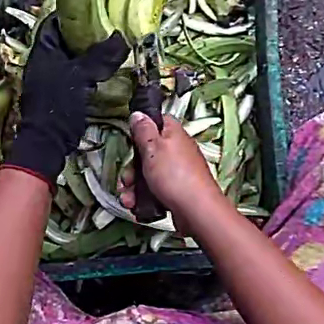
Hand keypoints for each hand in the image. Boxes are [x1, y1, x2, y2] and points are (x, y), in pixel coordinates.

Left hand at [2, 20, 128, 181]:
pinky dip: (88, 71)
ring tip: (110, 47)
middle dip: (84, 35)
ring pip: (71, 59)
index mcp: (42, 51)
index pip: (53, 23)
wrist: (48, 142)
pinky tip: (105, 71)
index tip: (92, 9)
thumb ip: (101, 56)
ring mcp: (50, 79)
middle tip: (107, 28)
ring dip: (87, 54)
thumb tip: (122, 37)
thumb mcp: (81, 75)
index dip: (70, 14)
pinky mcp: (59, 94)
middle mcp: (44, 62)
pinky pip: (75, 75)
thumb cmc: (58, 104)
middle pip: (64, 40)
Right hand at [122, 110, 228, 228]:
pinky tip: (137, 206)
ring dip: (134, 187)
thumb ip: (143, 130)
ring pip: (148, 174)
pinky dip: (144, 197)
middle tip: (127, 179)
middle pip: (147, 153)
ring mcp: (177, 171)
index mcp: (173, 133)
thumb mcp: (152, 147)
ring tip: (129, 199)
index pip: (156, 122)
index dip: (140, 131)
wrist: (196, 210)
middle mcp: (177, 150)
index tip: (131, 142)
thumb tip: (138, 113)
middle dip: (131, 168)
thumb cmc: (175, 175)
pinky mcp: (176, 190)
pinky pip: (155, 190)